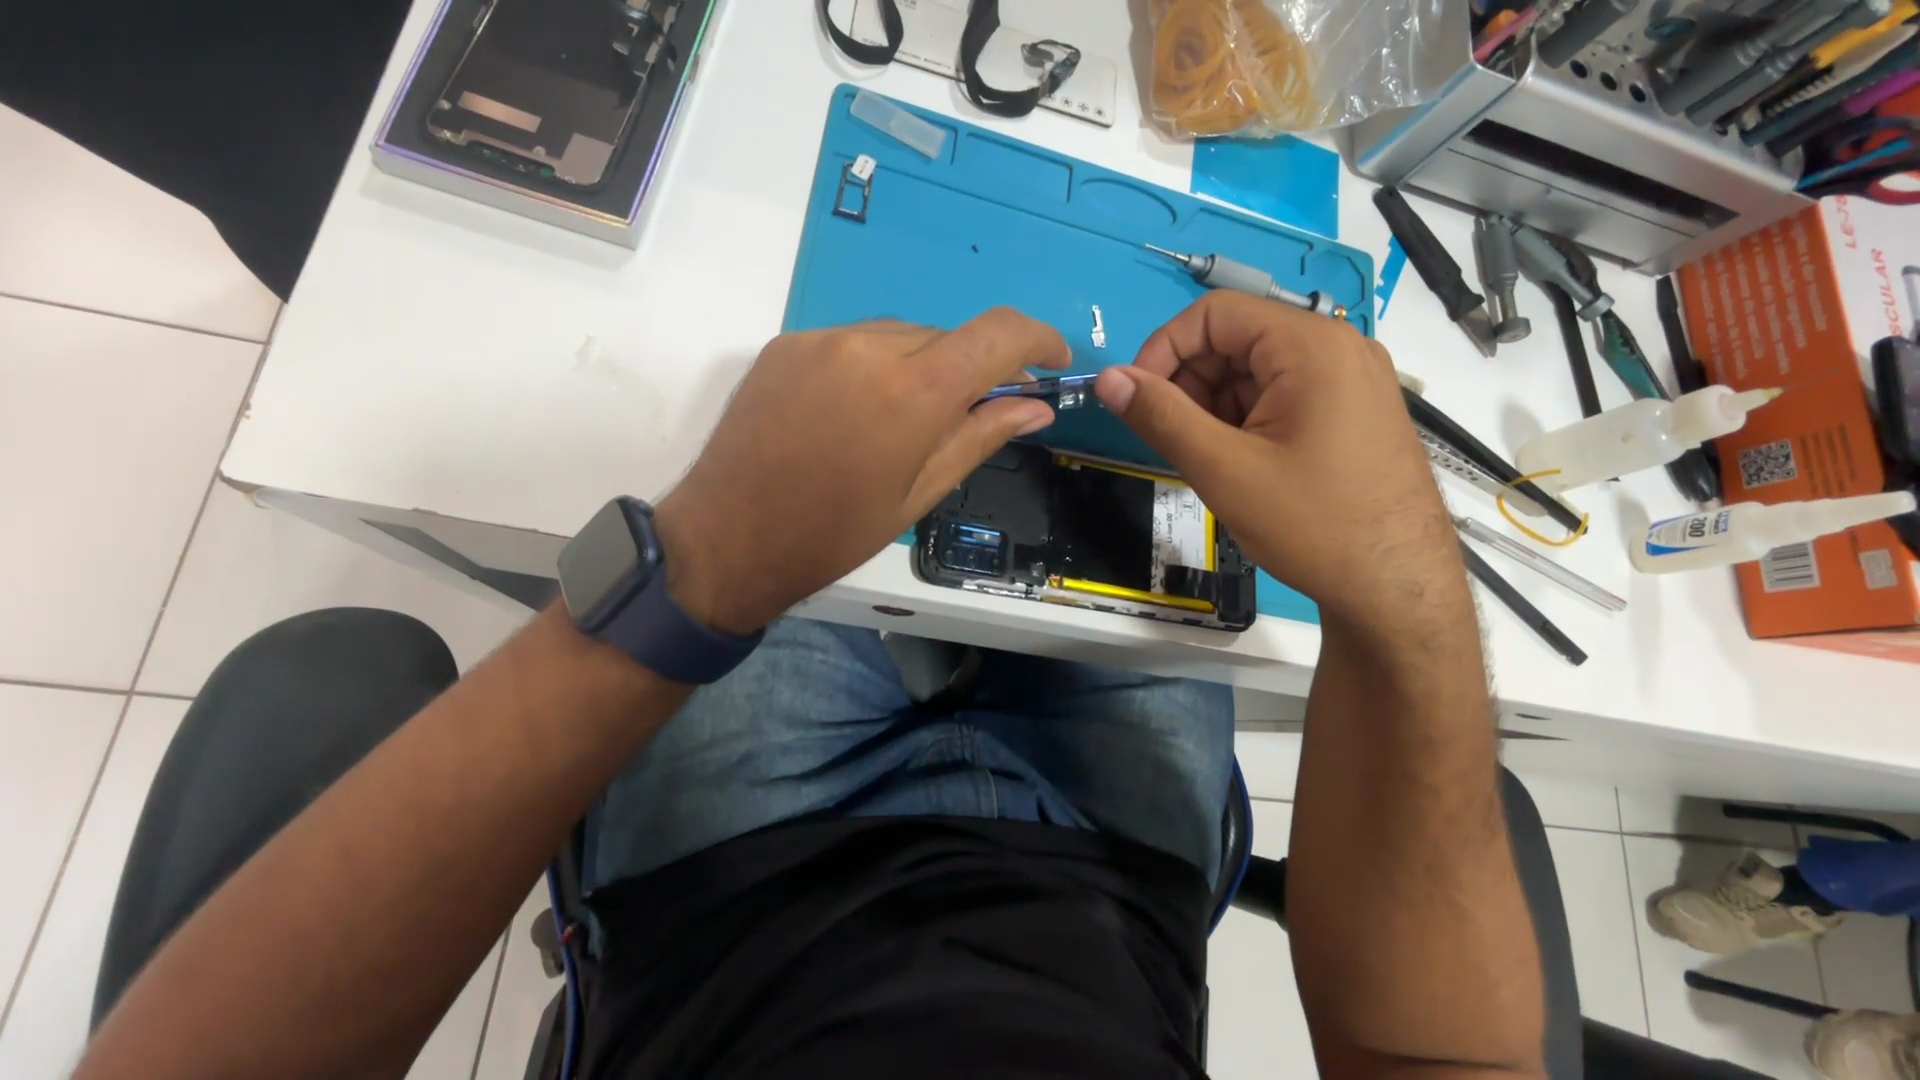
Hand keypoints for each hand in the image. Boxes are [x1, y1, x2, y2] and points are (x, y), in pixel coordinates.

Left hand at [656, 309, 1069, 633]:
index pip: (997, 333)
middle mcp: (870, 346)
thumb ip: (979, 437)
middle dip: (971, 368)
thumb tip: (1037, 406)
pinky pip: (854, 343)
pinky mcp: (787, 344)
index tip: (1052, 361)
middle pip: (947, 336)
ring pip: (900, 336)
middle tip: (969, 416)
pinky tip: (855, 413)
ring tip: (901, 424)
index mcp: (912, 391)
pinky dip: (874, 366)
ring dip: (921, 366)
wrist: (725, 539)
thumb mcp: (918, 495)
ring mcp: (822, 340)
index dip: (1037, 339)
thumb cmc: (832, 534)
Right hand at [1093, 291, 1463, 634]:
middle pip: (1237, 340)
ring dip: (1216, 406)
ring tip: (1209, 461)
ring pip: (1257, 371)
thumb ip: (1161, 417)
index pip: (1214, 313)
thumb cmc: (1312, 525)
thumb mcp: (1224, 470)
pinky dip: (1247, 420)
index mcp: (1311, 346)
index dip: (1163, 349)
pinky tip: (1240, 464)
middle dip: (1190, 383)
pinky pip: (1284, 394)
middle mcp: (1338, 348)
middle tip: (1171, 439)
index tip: (1136, 399)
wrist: (1397, 588)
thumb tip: (1108, 379)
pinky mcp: (1355, 411)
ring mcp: (1352, 379)